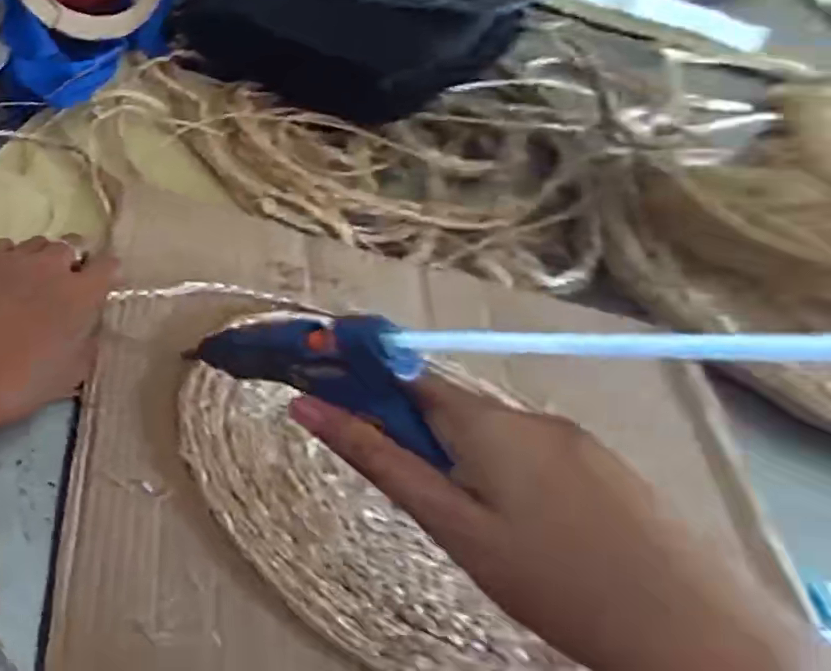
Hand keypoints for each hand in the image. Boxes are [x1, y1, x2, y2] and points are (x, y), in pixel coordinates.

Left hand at [0, 237, 115, 450]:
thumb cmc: (25, 380)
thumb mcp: (73, 371)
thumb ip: (88, 340)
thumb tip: (88, 323)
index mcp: (81, 293)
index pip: (108, 265)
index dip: (107, 274)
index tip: (103, 286)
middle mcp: (51, 266)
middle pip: (72, 246)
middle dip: (74, 261)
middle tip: (67, 285)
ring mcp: (16, 259)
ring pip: (40, 243)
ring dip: (44, 257)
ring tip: (37, 279)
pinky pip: (8, 246)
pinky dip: (14, 256)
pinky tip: (9, 276)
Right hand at [290, 379, 819, 670]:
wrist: (718, 656)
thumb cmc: (557, 583)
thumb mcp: (450, 524)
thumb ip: (375, 457)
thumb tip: (302, 404)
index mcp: (486, 422)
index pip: (401, 376)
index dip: (359, 380)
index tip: (322, 393)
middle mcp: (531, 417)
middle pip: (444, 406)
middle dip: (414, 434)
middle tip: (416, 491)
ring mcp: (580, 443)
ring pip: (488, 434)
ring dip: (460, 457)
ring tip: (477, 523)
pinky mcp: (614, 473)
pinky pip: (532, 453)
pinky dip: (506, 473)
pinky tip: (528, 529)